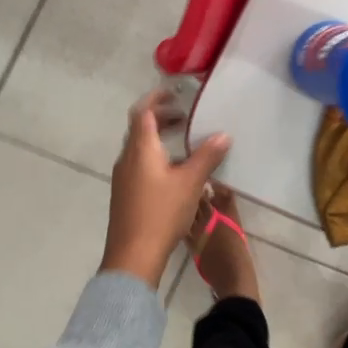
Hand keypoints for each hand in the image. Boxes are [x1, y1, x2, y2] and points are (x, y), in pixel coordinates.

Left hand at [102, 91, 230, 288]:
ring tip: (185, 143)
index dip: (156, 98)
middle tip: (185, 117)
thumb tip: (223, 135)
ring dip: (160, 139)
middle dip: (161, 118)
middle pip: (140, 129)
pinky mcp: (125, 195)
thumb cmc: (161, 213)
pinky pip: (140, 165)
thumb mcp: (191, 183)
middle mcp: (127, 159)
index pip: (143, 112)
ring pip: (140, 148)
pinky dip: (156, 157)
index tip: (174, 92)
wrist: (133, 256)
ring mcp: (123, 178)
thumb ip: (207, 156)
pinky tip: (176, 173)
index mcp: (140, 149)